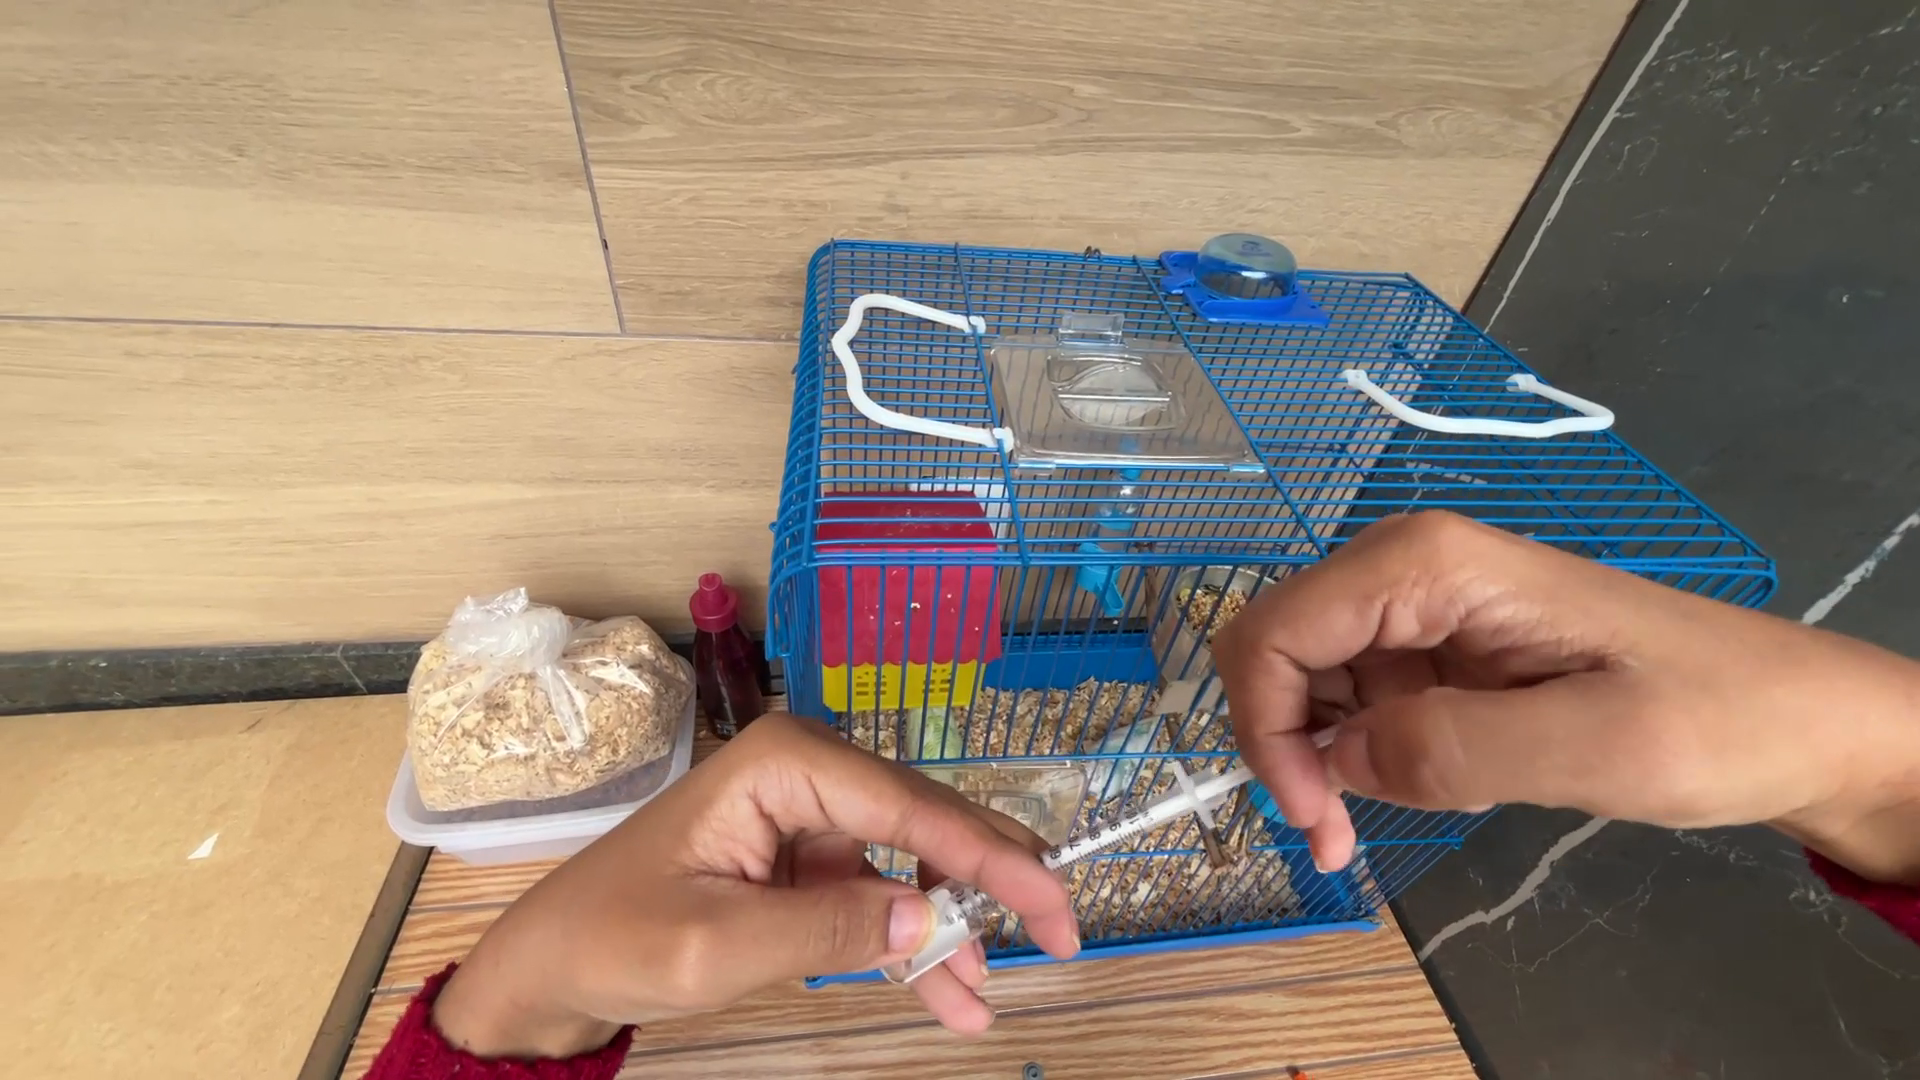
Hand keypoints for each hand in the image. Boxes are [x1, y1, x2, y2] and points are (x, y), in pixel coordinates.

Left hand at [432, 714, 1078, 1056]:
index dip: (985, 853)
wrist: (556, 960)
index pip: (905, 804)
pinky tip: (949, 992)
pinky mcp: (811, 858)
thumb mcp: (719, 946)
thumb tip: (927, 920)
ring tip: (991, 987)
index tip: (1051, 898)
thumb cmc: (619, 934)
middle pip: (922, 820)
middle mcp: (811, 771)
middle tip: (1059, 927)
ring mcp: (814, 814)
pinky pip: (877, 895)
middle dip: (989, 876)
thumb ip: (827, 930)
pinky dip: (911, 944)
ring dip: (951, 924)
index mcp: (786, 762)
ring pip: (909, 862)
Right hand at [1214, 511, 1919, 884]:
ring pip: (1294, 672)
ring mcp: (1401, 600)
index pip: (1274, 633)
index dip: (1264, 723)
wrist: (1796, 715)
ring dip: (1305, 752)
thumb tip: (1336, 763)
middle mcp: (1393, 566)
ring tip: (1349, 826)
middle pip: (1271, 647)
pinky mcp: (1414, 637)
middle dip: (1277, 739)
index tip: (1309, 813)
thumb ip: (1454, 750)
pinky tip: (1387, 786)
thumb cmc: (1716, 718)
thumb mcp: (1600, 749)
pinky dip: (1338, 748)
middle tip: (1323, 828)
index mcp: (1422, 564)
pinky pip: (1338, 690)